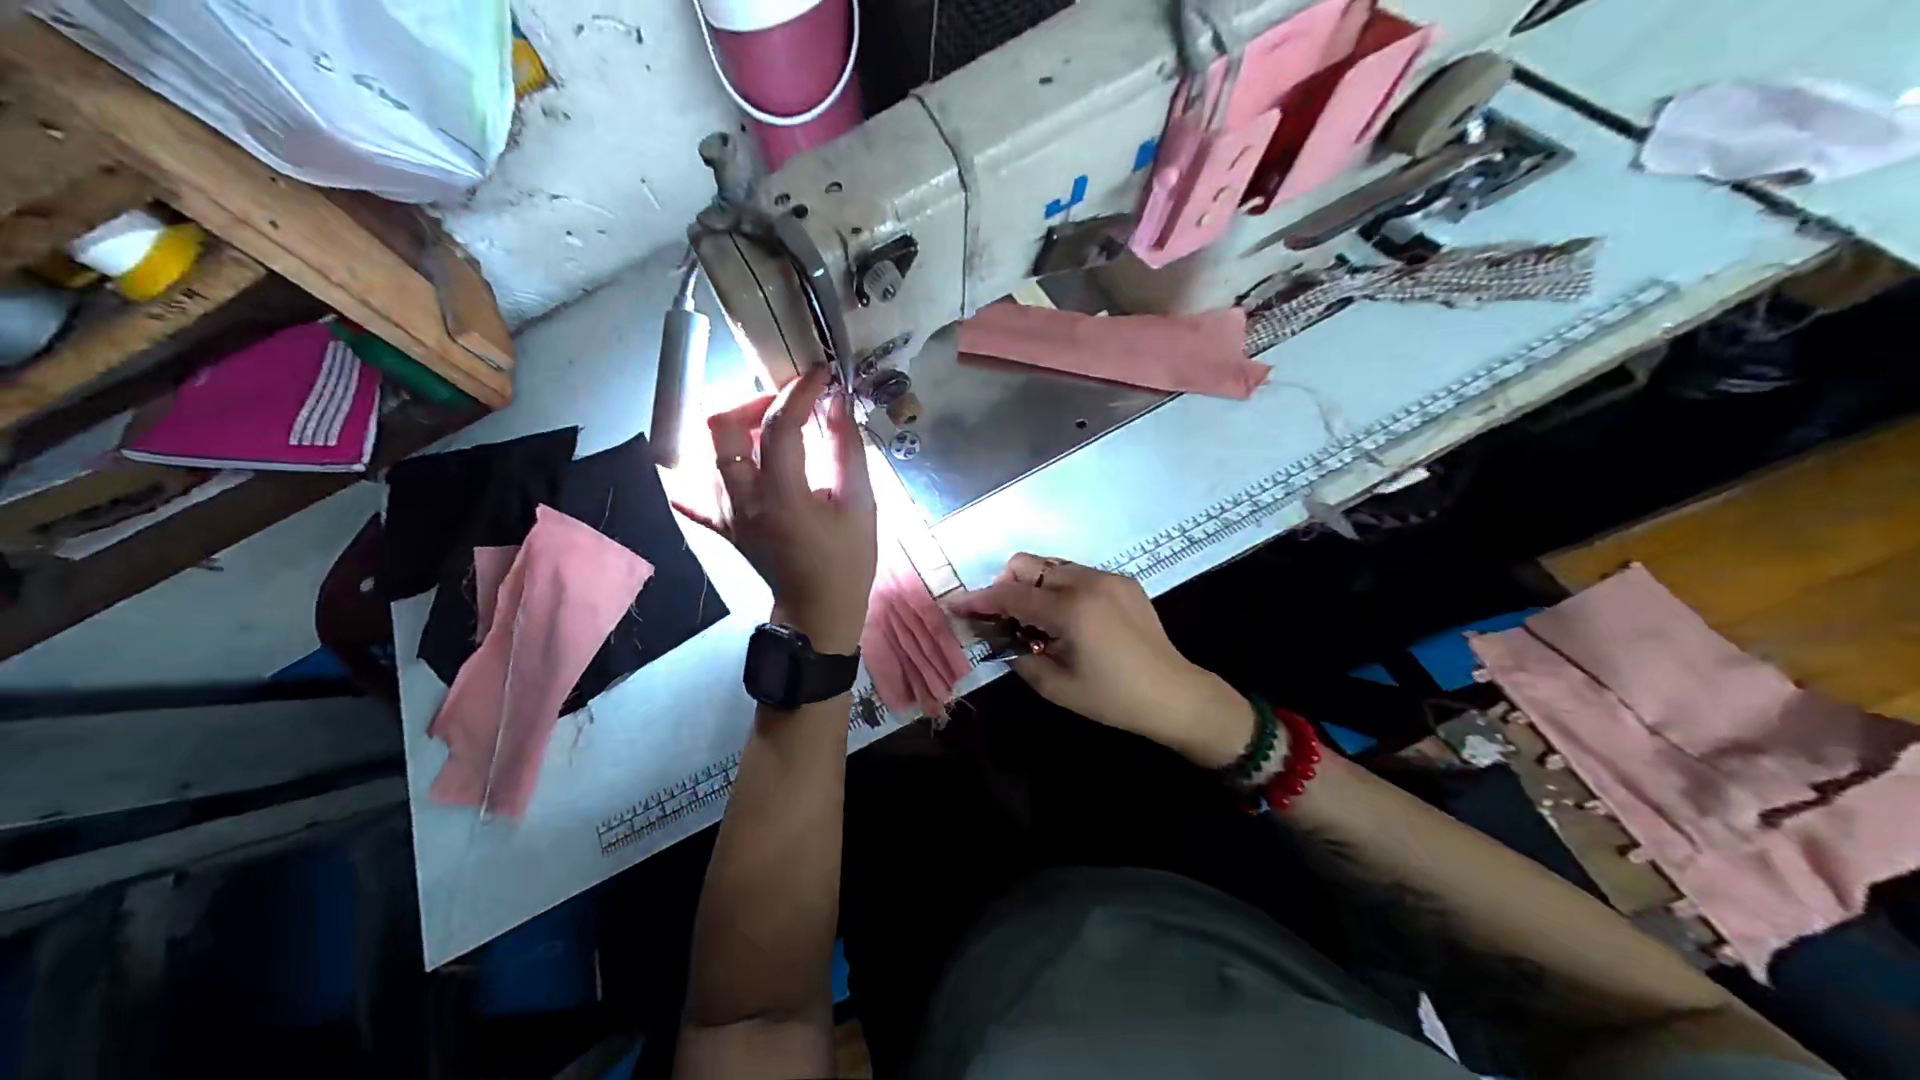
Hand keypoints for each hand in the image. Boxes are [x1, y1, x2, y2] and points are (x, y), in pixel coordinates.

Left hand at [666, 364, 876, 654]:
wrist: (819, 611)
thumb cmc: (847, 562)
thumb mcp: (861, 504)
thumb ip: (847, 449)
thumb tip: (838, 402)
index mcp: (782, 495)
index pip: (779, 425)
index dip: (799, 391)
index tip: (820, 375)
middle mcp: (742, 499)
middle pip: (720, 428)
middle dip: (752, 401)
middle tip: (786, 404)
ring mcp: (724, 514)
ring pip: (707, 452)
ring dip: (736, 430)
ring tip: (770, 431)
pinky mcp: (721, 526)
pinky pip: (695, 493)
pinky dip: (705, 472)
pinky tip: (730, 466)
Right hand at [948, 554, 1258, 767]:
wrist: (1173, 694)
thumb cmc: (1112, 698)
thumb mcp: (1056, 686)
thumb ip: (1019, 656)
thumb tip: (1001, 637)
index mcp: (1070, 609)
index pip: (1011, 595)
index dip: (979, 600)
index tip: (956, 605)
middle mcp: (1087, 582)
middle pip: (1027, 564)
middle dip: (1005, 585)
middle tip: (1003, 617)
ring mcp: (1108, 577)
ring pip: (1051, 565)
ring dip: (1032, 585)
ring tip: (1035, 619)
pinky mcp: (1123, 581)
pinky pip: (1077, 573)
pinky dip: (1059, 587)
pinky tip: (1067, 617)